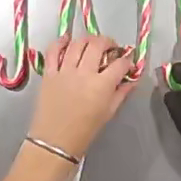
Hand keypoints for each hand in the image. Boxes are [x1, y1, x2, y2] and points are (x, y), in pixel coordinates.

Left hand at [27, 34, 135, 159]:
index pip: (120, 63)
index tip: (128, 61)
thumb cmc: (84, 130)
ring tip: (92, 44)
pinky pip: (54, 51)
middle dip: (108, 42)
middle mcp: (84, 73)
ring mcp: (65, 71)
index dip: (127, 60)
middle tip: (111, 48)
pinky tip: (67, 39)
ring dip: (88, 40)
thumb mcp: (109, 113)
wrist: (55, 141)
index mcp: (102, 85)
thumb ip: (121, 93)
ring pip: (78, 44)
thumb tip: (131, 80)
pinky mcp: (49, 73)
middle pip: (98, 45)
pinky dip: (60, 42)